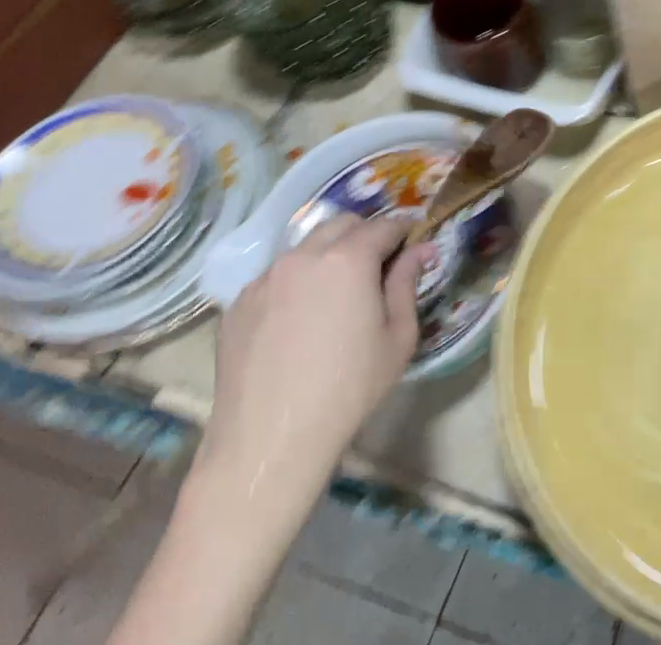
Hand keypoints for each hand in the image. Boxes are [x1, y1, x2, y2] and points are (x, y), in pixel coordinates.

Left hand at [198, 214, 433, 488]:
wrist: (272, 435)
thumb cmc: (351, 386)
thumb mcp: (397, 336)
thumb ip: (408, 283)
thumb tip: (422, 250)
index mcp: (348, 260)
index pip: (383, 226)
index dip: (404, 231)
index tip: (414, 244)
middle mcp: (302, 257)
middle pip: (340, 224)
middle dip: (365, 235)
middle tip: (379, 266)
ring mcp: (264, 278)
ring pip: (304, 247)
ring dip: (328, 256)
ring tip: (338, 295)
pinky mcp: (238, 303)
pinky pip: (275, 277)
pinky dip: (296, 282)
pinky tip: (301, 321)